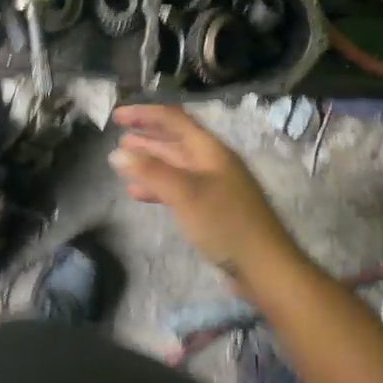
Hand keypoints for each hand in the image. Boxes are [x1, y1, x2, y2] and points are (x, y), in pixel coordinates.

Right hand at [110, 105, 300, 289]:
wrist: (266, 268)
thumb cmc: (226, 223)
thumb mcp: (185, 193)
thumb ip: (151, 172)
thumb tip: (117, 153)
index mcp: (210, 149)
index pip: (173, 119)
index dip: (144, 114)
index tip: (116, 116)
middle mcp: (212, 162)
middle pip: (175, 140)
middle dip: (146, 137)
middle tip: (119, 139)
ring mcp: (213, 186)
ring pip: (175, 165)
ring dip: (150, 162)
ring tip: (123, 164)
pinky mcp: (212, 210)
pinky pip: (179, 188)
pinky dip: (158, 186)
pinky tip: (138, 193)